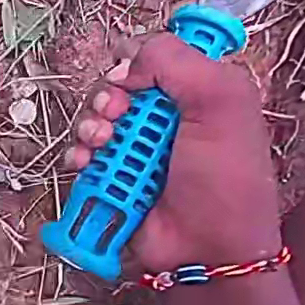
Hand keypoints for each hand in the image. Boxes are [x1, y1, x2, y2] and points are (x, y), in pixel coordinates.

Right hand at [64, 33, 281, 271]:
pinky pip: (83, 155)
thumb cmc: (224, 177)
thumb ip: (179, 62)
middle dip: (109, 97)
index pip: (157, 56)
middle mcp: (165, 117)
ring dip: (91, 127)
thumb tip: (128, 59)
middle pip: (118, 87)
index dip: (138, 60)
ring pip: (95, 119)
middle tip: (116, 114)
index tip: (134, 76)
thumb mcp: (221, 103)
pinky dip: (80, 156)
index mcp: (199, 92)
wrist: (205, 248)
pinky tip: (87, 164)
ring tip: (101, 143)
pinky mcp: (113, 177)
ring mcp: (137, 149)